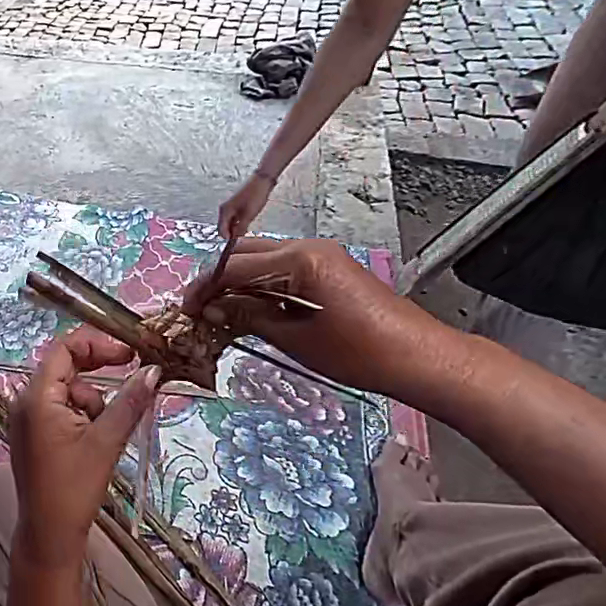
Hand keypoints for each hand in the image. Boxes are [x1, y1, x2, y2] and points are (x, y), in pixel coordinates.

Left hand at [5, 328, 160, 569]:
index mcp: (37, 397)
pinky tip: (95, 440)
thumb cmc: (73, 488)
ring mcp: (28, 418)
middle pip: (66, 367)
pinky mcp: (35, 433)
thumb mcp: (106, 442)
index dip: (97, 344)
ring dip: (93, 401)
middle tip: (132, 374)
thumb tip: (153, 371)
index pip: (64, 350)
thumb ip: (129, 402)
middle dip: (99, 373)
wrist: (48, 535)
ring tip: (105, 432)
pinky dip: (84, 415)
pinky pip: (62, 408)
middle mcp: (27, 401)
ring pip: (69, 391)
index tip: (128, 352)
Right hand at [182, 238, 461, 403]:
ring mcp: (321, 256)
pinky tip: (249, 308)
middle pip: (246, 253)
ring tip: (218, 311)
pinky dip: (261, 286)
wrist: (420, 358)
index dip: (205, 286)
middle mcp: (308, 248)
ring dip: (238, 282)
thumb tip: (213, 309)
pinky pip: (282, 269)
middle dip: (218, 278)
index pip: (235, 265)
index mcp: (300, 260)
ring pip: (263, 260)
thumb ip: (250, 316)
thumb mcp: (296, 339)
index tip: (185, 307)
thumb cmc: (361, 353)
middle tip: (198, 308)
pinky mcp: (329, 270)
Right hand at [218, 172, 276, 238]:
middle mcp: (224, 210)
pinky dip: (239, 223)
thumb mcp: (248, 215)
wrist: (262, 181)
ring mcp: (230, 208)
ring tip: (247, 229)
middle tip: (244, 236)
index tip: (236, 244)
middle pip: (224, 228)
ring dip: (237, 229)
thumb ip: (240, 228)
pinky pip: (234, 219)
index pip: (221, 231)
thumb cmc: (254, 196)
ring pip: (230, 224)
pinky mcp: (236, 206)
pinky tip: (248, 223)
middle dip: (232, 234)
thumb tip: (235, 239)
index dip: (228, 239)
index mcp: (224, 212)